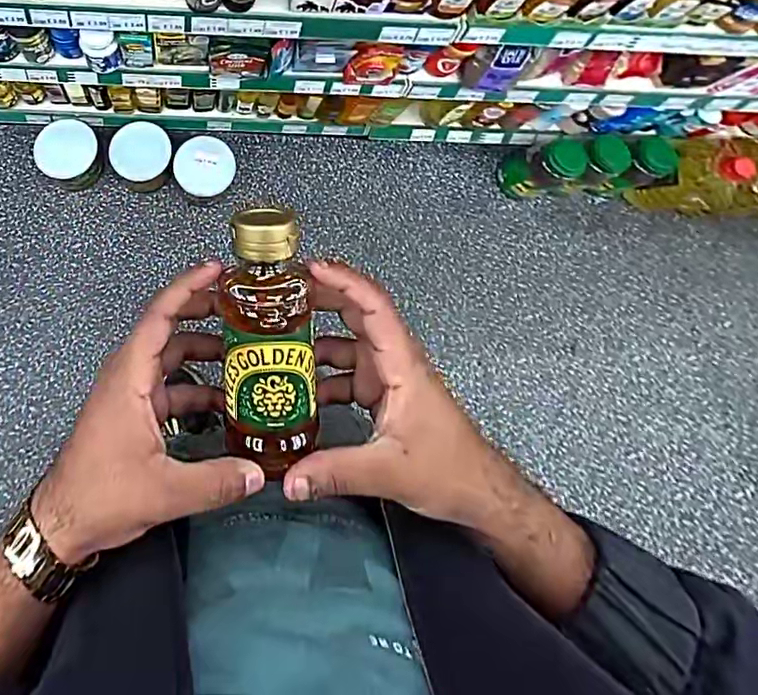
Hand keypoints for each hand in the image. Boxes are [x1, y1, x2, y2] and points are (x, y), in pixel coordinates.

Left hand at [30, 260, 263, 564]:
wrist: (60, 525)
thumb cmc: (97, 497)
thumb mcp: (163, 490)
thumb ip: (215, 481)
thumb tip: (256, 473)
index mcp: (129, 377)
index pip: (160, 315)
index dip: (188, 286)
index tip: (216, 270)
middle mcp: (129, 375)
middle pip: (169, 326)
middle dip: (204, 309)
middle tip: (240, 304)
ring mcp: (131, 392)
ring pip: (172, 355)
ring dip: (205, 350)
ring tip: (242, 352)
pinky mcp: (135, 411)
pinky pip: (172, 383)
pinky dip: (198, 383)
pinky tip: (224, 401)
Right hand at [282, 260, 523, 530]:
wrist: (476, 488)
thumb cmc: (450, 468)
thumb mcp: (388, 470)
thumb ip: (335, 472)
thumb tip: (291, 478)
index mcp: (402, 363)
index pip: (373, 305)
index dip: (344, 281)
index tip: (313, 269)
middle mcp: (394, 360)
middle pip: (357, 313)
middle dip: (322, 297)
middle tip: (285, 293)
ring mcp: (388, 376)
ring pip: (349, 343)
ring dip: (317, 339)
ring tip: (280, 340)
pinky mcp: (383, 393)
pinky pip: (347, 373)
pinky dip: (323, 375)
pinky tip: (300, 390)